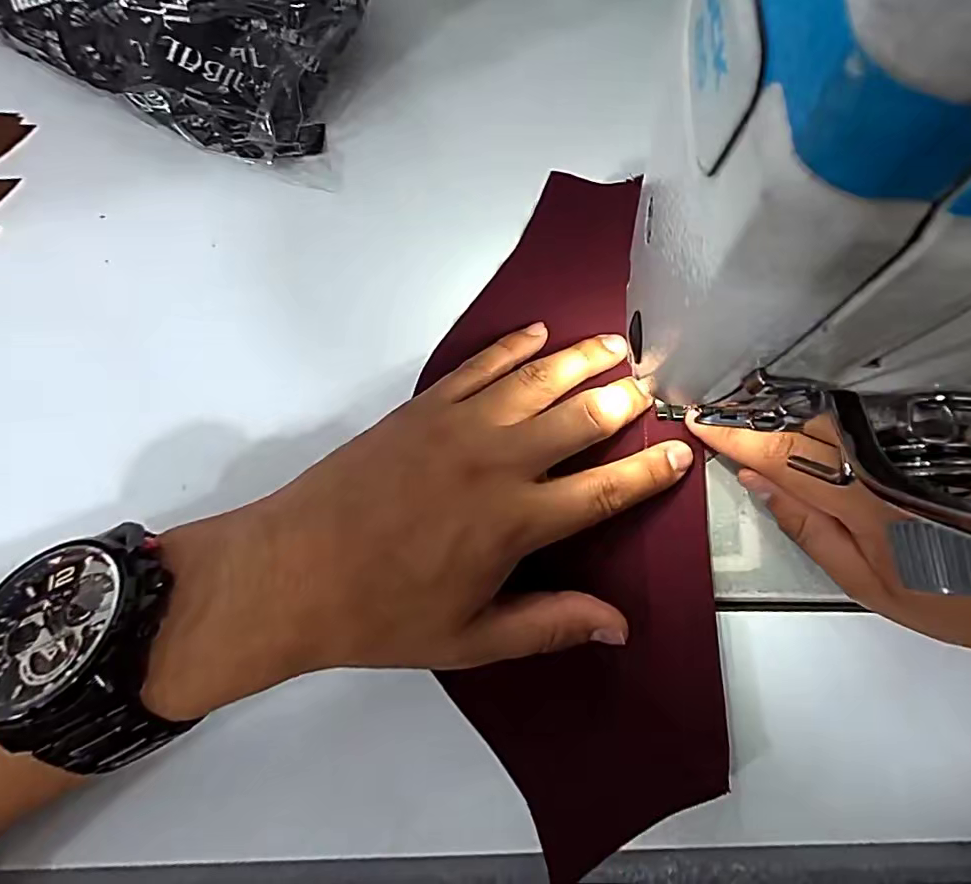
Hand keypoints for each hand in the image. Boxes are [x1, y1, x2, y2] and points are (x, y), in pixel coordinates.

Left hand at [142, 325, 693, 718]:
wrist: (289, 572)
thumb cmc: (383, 613)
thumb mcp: (471, 638)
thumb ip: (549, 625)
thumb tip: (619, 625)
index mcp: (516, 522)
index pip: (605, 489)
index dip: (651, 470)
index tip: (681, 451)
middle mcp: (498, 462)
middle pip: (581, 418)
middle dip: (624, 398)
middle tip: (653, 383)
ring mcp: (460, 425)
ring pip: (537, 378)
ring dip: (581, 358)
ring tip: (615, 343)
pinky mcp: (424, 405)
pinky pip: (480, 365)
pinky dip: (513, 346)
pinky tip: (537, 333)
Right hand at [685, 416, 970, 652]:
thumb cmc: (955, 599)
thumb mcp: (866, 582)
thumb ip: (805, 526)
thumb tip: (756, 480)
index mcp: (855, 494)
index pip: (775, 452)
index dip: (733, 435)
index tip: (700, 421)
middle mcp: (880, 451)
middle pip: (802, 423)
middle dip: (763, 424)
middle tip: (732, 427)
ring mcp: (913, 433)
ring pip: (835, 414)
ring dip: (797, 419)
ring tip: (774, 431)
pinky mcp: (940, 425)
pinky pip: (871, 412)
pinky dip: (840, 418)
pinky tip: (834, 430)